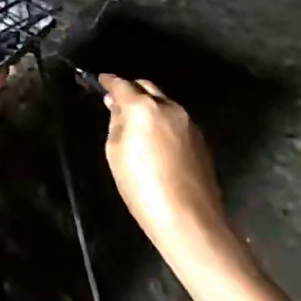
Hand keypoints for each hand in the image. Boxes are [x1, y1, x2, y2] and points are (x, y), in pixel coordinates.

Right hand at [101, 74, 226, 248]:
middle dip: (132, 90)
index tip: (101, 80)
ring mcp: (187, 120)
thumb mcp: (116, 155)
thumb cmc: (143, 189)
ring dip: (150, 106)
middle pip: (146, 86)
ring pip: (163, 102)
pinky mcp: (200, 137)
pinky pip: (177, 119)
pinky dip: (164, 121)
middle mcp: (168, 106)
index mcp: (143, 108)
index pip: (121, 85)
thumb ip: (116, 123)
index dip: (109, 81)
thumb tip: (117, 106)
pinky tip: (160, 143)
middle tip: (119, 103)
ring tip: (140, 125)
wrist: (190, 220)